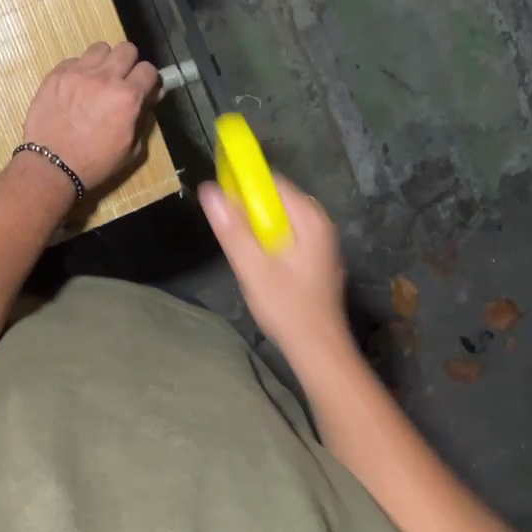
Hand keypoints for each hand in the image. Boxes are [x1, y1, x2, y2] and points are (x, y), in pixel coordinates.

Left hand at [21, 42, 158, 188]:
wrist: (52, 166)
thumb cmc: (95, 163)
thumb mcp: (132, 148)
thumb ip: (143, 117)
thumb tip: (149, 97)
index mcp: (127, 96)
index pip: (149, 70)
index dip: (149, 80)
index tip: (143, 89)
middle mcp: (105, 77)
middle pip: (127, 49)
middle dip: (129, 63)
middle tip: (122, 80)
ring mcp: (78, 72)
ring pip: (100, 48)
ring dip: (104, 62)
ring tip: (97, 79)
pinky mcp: (56, 74)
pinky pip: (74, 60)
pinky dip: (79, 70)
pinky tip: (75, 87)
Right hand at [200, 175, 350, 358]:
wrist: (319, 349)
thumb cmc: (287, 307)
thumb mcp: (253, 268)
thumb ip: (232, 229)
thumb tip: (209, 190)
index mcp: (310, 220)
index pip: (273, 183)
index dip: (244, 186)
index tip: (222, 202)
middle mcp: (321, 225)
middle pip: (277, 201)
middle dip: (250, 211)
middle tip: (231, 234)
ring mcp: (322, 243)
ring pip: (282, 221)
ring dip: (259, 229)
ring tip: (244, 254)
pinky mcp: (318, 260)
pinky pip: (289, 237)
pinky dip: (271, 242)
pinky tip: (261, 266)